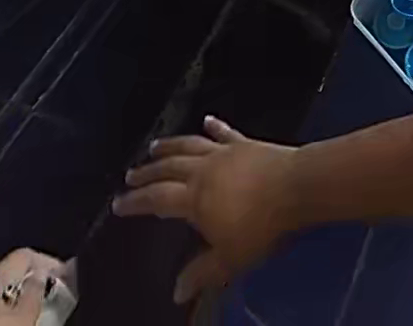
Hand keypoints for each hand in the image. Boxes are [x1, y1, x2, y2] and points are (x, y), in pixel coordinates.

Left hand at [0, 248, 73, 325]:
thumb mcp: (22, 320)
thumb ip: (35, 294)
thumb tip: (41, 275)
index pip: (24, 255)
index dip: (48, 262)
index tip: (66, 277)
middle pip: (7, 280)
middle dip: (30, 289)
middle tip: (51, 303)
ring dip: (14, 309)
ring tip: (32, 320)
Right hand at [112, 115, 299, 303]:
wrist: (293, 187)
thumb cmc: (260, 226)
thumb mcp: (229, 258)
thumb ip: (202, 273)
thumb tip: (176, 292)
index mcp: (195, 197)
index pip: (158, 199)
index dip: (136, 201)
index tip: (119, 201)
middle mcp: (204, 169)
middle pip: (169, 167)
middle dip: (148, 171)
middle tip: (131, 172)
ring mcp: (224, 152)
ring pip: (190, 145)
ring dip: (171, 145)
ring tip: (155, 145)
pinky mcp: (243, 143)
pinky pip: (224, 133)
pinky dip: (214, 126)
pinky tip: (207, 119)